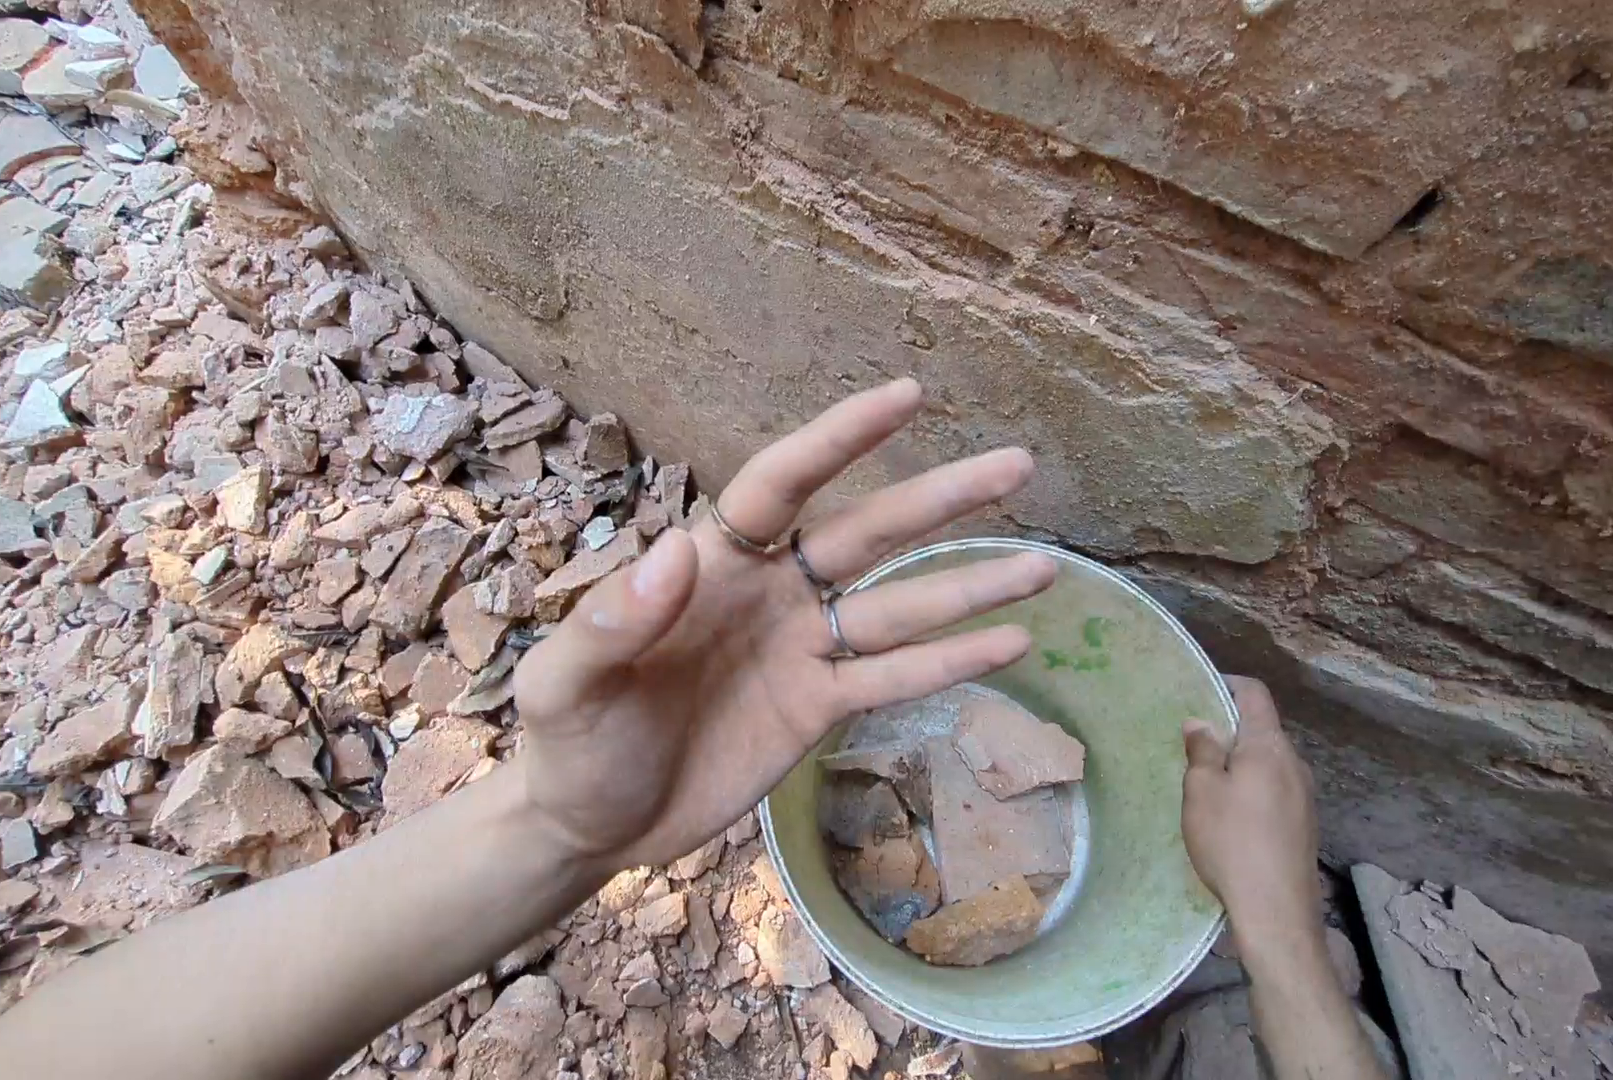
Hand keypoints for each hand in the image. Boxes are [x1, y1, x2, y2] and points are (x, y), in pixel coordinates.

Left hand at [509, 379, 1057, 870]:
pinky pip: (894, 677)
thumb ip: (613, 619)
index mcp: (714, 562)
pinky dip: (950, 662)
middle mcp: (772, 590)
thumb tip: (678, 549)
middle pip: (869, 533)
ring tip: (1043, 566)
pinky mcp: (819, 706)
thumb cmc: (572, 742)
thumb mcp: (568, 683)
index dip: (842, 438)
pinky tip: (1010, 645)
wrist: (592, 823)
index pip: (784, 481)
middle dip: (941, 499)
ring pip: (900, 607)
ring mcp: (802, 648)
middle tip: (1016, 464)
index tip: (908, 396)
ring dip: (970, 587)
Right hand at [1181, 676, 1323, 956]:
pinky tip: (1230, 811)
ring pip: (1268, 760)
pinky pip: (1275, 786)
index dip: (1226, 683)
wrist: (1277, 913)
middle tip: (1190, 740)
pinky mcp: (1305, 823)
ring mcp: (1305, 795)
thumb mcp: (1201, 790)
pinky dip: (1251, 784)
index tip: (1196, 691)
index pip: (1254, 694)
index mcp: (1269, 747)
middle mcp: (1294, 764)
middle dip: (1228, 726)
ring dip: (1239, 759)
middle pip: (1262, 727)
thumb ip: (1202, 749)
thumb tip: (1202, 722)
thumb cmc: (1231, 841)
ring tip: (1205, 777)